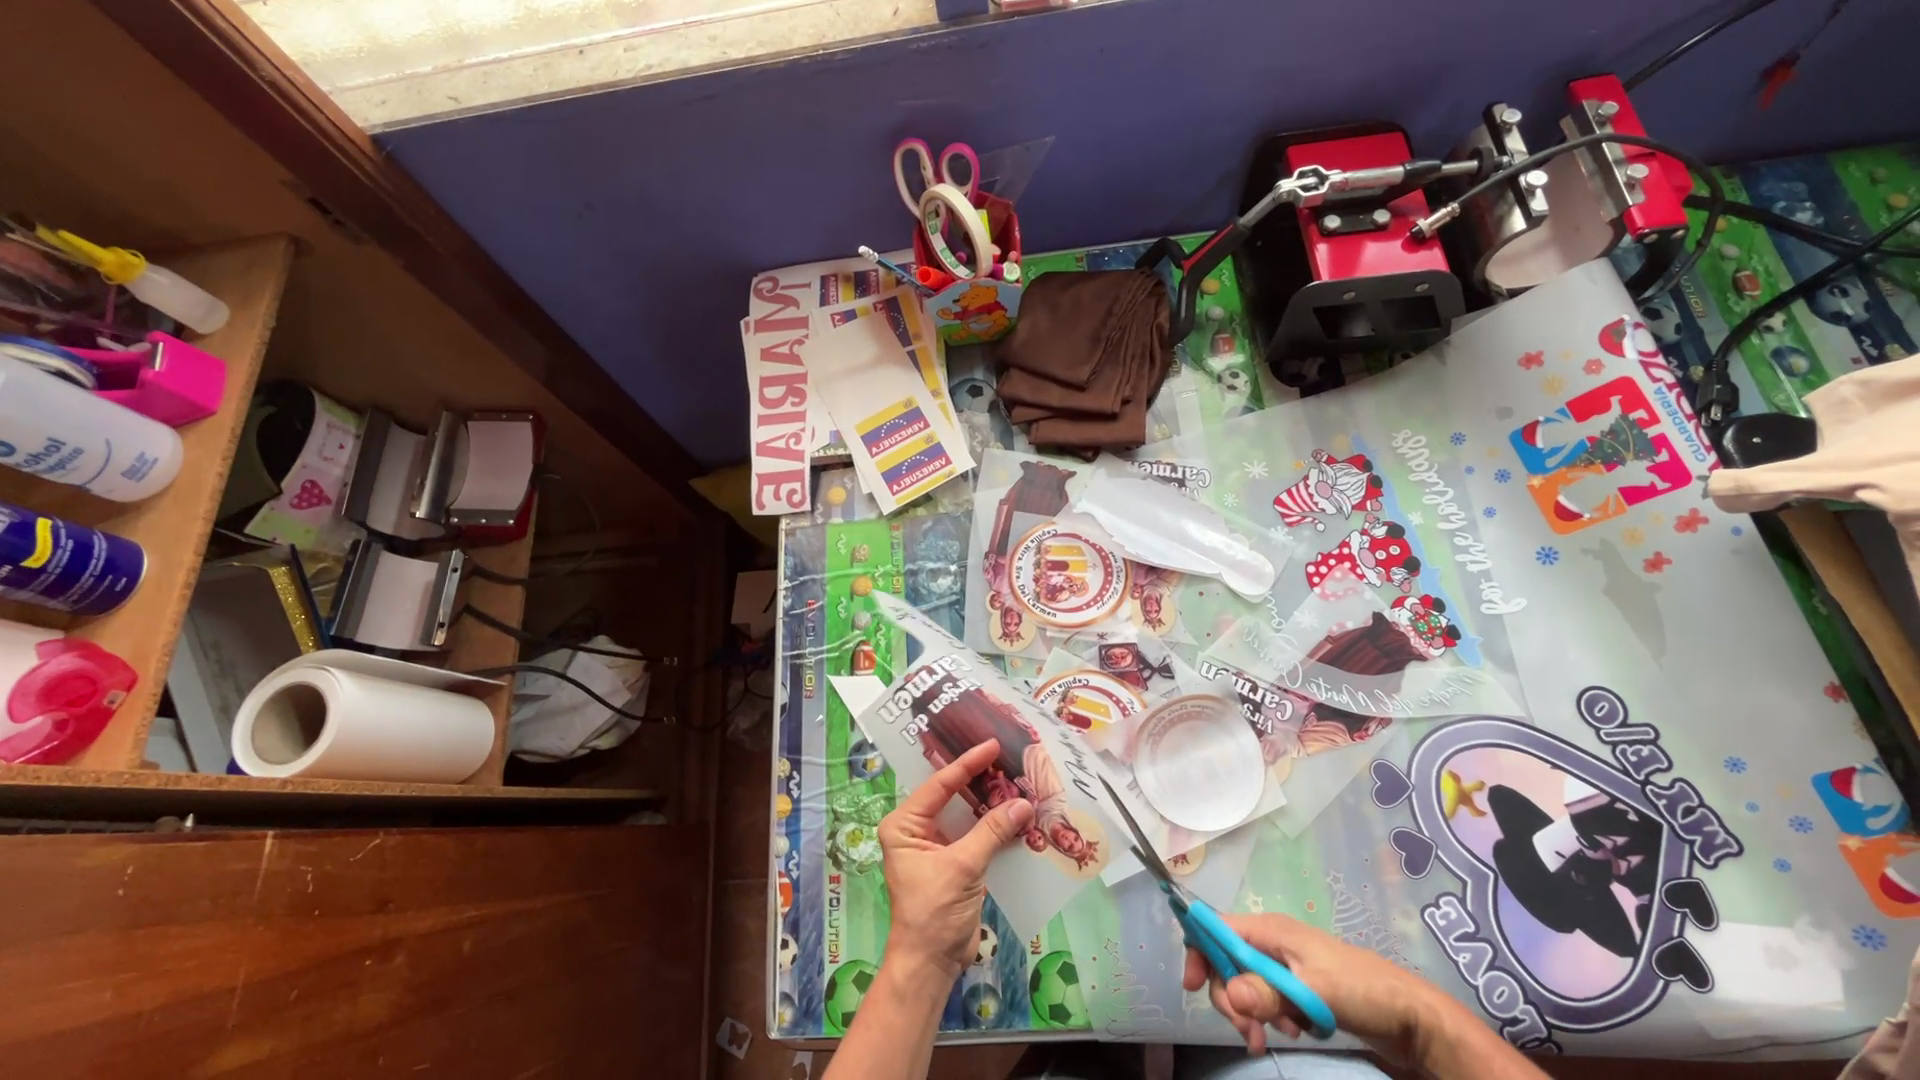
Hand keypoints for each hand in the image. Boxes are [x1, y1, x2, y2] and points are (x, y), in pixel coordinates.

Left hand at [878, 739, 1033, 979]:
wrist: (931, 964)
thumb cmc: (933, 912)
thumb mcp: (962, 867)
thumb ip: (992, 832)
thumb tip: (1023, 803)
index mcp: (904, 825)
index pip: (939, 785)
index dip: (966, 764)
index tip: (990, 745)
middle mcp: (918, 830)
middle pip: (952, 796)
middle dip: (980, 779)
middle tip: (1006, 755)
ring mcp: (938, 847)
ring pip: (968, 816)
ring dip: (992, 803)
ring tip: (1018, 779)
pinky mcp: (956, 864)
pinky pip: (978, 836)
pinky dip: (997, 827)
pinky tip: (1020, 816)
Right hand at [1182, 913, 1456, 1063]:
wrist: (1411, 1015)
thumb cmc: (1363, 991)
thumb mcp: (1315, 993)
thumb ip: (1271, 993)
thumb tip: (1232, 992)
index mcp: (1271, 931)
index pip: (1216, 927)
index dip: (1198, 950)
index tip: (1193, 987)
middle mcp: (1273, 942)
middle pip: (1226, 961)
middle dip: (1229, 997)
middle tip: (1248, 1032)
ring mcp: (1286, 964)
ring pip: (1244, 983)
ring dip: (1250, 1012)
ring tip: (1271, 1039)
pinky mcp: (1298, 986)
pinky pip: (1266, 998)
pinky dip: (1269, 1017)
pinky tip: (1290, 1033)